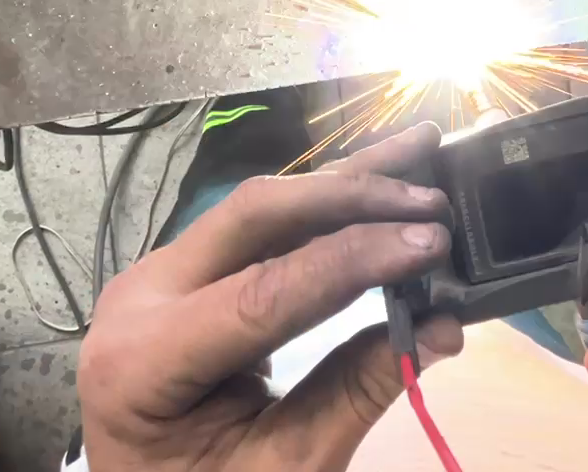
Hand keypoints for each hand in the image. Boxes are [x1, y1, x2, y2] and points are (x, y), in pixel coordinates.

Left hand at [78, 122, 463, 470]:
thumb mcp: (280, 470)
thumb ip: (355, 392)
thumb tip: (443, 325)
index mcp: (144, 360)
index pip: (263, 292)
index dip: (354, 258)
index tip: (432, 240)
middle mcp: (144, 292)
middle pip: (257, 214)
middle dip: (352, 198)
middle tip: (430, 201)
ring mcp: (164, 270)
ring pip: (265, 203)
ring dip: (347, 179)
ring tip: (417, 146)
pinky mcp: (191, 264)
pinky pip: (264, 223)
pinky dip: (327, 200)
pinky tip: (374, 173)